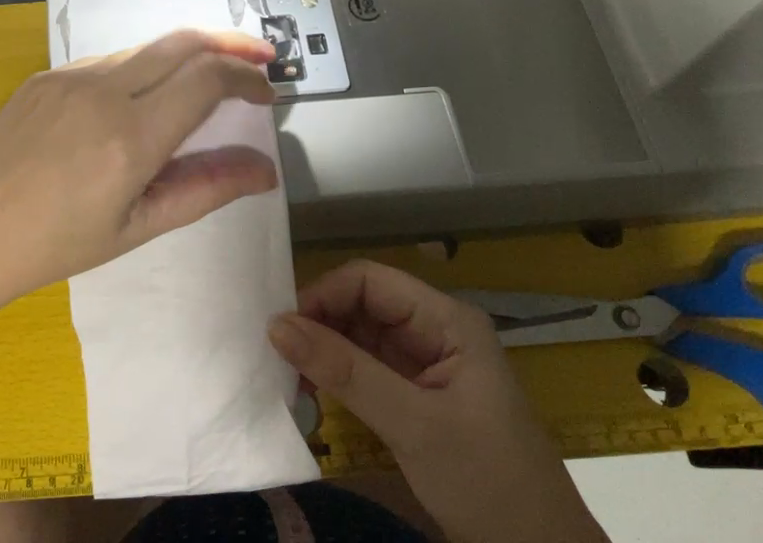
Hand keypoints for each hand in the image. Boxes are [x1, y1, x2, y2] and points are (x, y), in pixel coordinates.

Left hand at [0, 28, 279, 300]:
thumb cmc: (56, 244)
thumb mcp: (138, 226)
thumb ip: (205, 189)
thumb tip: (264, 169)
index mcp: (131, 136)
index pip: (208, 77)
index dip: (246, 76)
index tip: (266, 93)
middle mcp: (103, 91)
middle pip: (182, 41)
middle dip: (230, 42)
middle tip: (260, 58)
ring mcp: (69, 77)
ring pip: (144, 47)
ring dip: (184, 54)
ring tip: (206, 79)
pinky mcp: (45, 76)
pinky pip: (107, 59)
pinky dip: (141, 67)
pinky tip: (142, 96)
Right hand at [268, 261, 607, 542]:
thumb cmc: (487, 481)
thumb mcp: (414, 425)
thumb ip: (346, 372)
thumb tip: (276, 326)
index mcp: (447, 320)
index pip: (371, 281)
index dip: (324, 295)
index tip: (281, 329)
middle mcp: (434, 332)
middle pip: (361, 305)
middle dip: (318, 323)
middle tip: (275, 356)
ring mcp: (424, 366)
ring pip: (358, 337)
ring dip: (321, 351)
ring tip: (285, 376)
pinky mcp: (414, 399)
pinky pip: (363, 370)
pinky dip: (334, 377)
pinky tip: (309, 394)